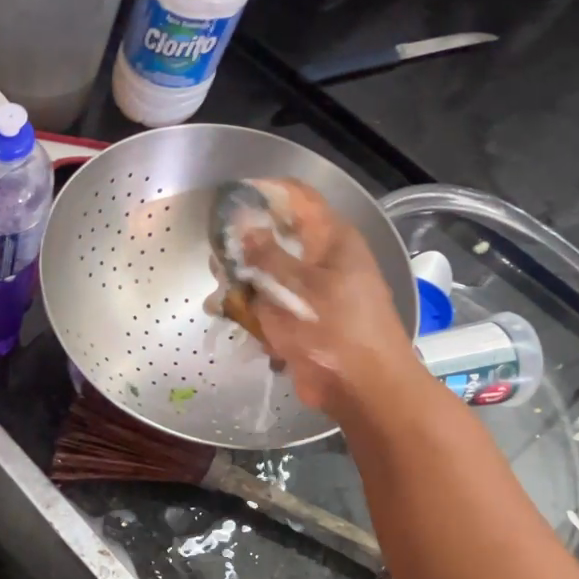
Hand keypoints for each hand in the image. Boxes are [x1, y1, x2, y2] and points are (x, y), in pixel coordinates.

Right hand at [221, 179, 419, 417]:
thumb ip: (267, 255)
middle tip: (217, 257)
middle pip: (275, 236)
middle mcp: (320, 260)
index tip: (228, 199)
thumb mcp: (297, 287)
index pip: (297, 198)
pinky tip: (228, 315)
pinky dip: (247, 309)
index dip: (264, 192)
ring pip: (265, 274)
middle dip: (243, 245)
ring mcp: (309, 291)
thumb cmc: (336, 330)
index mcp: (331, 240)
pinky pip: (266, 305)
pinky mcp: (298, 320)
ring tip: (221, 294)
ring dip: (241, 281)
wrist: (361, 386)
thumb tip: (242, 223)